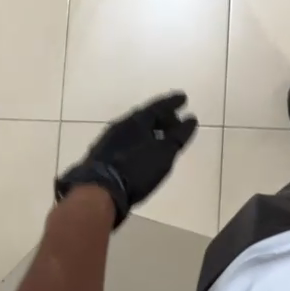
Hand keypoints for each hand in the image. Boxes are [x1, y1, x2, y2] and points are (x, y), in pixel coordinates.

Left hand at [55, 92, 198, 226]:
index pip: (159, 105)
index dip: (172, 102)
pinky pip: (124, 141)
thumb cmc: (136, 169)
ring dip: (148, 130)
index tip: (184, 98)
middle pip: (145, 116)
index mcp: (138, 120)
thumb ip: (178, 136)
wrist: (98, 192)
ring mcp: (108, 139)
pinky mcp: (100, 155)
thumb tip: (191, 119)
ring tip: (159, 137)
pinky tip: (140, 152)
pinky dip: (137, 142)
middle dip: (161, 117)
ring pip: (133, 129)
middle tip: (174, 121)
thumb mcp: (164, 153)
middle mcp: (122, 124)